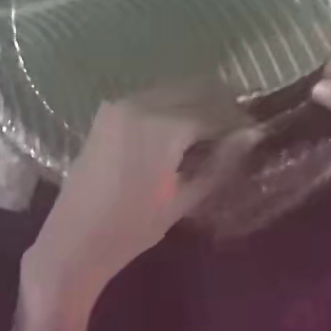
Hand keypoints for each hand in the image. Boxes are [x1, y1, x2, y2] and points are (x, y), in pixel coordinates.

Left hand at [30, 83, 257, 290]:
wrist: (74, 241)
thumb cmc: (132, 228)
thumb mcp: (184, 198)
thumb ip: (220, 163)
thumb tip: (251, 136)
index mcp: (162, 127)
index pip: (215, 113)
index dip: (240, 122)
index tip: (257, 132)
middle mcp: (141, 104)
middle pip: (197, 89)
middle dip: (223, 104)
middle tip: (240, 127)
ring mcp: (121, 104)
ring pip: (175, 89)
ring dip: (199, 101)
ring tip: (217, 128)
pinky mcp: (108, 111)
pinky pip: (153, 97)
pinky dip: (175, 105)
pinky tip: (185, 128)